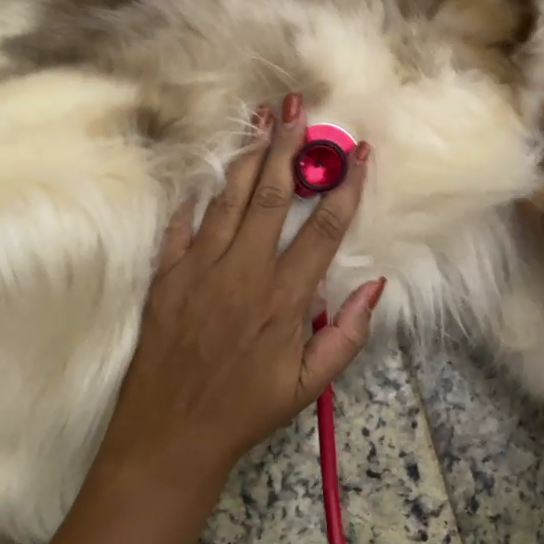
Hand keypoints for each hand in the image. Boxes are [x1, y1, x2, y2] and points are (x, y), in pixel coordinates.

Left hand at [100, 94, 384, 480]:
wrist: (169, 437)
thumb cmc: (246, 409)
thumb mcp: (308, 384)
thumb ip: (347, 334)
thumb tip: (376, 284)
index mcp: (284, 299)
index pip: (323, 229)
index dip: (346, 187)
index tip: (360, 152)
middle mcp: (244, 273)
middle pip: (271, 196)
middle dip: (289, 147)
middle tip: (298, 106)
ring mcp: (200, 269)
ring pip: (228, 198)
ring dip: (248, 155)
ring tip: (260, 117)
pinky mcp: (166, 276)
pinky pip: (181, 225)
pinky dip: (195, 196)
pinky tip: (207, 169)